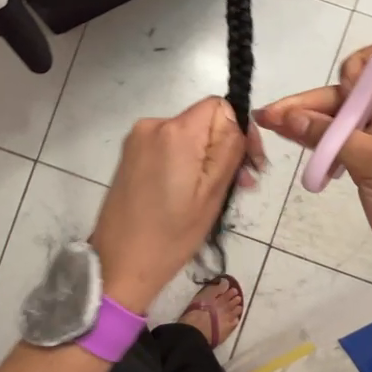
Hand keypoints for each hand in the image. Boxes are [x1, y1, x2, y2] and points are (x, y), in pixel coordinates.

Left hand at [91, 97, 263, 311]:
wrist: (120, 264)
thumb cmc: (172, 234)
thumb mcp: (212, 193)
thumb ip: (229, 148)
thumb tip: (238, 119)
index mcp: (175, 131)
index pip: (219, 106)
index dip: (240, 129)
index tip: (250, 164)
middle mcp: (152, 125)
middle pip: (203, 122)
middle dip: (224, 149)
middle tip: (241, 186)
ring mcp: (136, 140)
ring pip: (187, 137)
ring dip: (206, 159)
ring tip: (217, 196)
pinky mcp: (129, 156)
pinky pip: (168, 149)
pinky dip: (185, 164)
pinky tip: (190, 194)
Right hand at [255, 46, 371, 270]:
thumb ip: (332, 136)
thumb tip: (288, 117)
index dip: (356, 70)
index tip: (339, 95)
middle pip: (348, 93)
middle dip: (310, 102)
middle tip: (271, 116)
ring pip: (336, 118)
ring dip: (304, 122)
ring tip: (267, 125)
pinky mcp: (366, 162)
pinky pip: (335, 142)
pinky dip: (314, 143)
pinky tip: (290, 143)